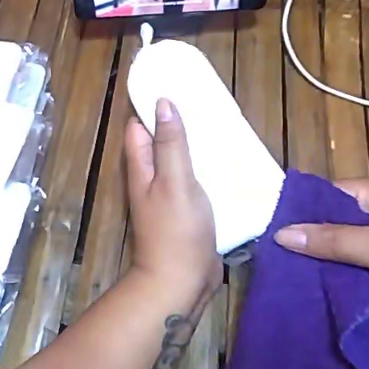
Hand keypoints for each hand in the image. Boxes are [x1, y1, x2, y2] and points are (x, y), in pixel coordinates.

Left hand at [124, 98, 219, 295]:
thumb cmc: (176, 230)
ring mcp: (169, 196)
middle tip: (208, 103)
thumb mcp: (175, 181)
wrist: (181, 283)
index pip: (140, 126)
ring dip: (196, 146)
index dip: (153, 106)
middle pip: (161, 141)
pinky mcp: (186, 211)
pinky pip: (195, 181)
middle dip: (179, 123)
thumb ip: (170, 144)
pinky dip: (207, 169)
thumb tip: (162, 103)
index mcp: (142, 167)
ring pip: (180, 161)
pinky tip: (228, 163)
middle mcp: (151, 178)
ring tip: (222, 126)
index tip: (176, 84)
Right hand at [272, 175, 368, 325]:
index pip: (329, 196)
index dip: (302, 216)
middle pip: (342, 222)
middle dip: (318, 244)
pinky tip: (340, 294)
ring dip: (340, 264)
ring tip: (304, 286)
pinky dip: (361, 276)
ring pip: (359, 246)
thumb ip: (334, 241)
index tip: (272, 242)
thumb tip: (281, 233)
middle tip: (283, 271)